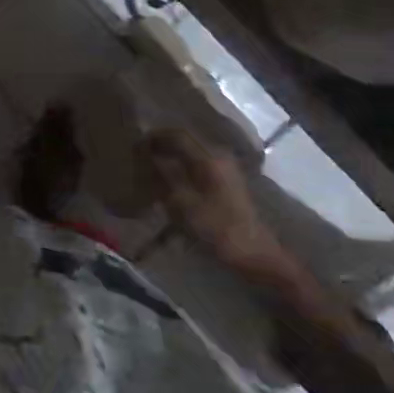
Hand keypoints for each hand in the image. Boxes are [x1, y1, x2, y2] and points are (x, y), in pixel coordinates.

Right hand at [139, 128, 283, 270]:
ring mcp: (227, 169)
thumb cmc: (219, 230)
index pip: (176, 134)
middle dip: (162, 145)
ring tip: (154, 168)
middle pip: (185, 140)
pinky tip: (173, 181)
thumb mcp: (183, 203)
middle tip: (141, 156)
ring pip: (192, 153)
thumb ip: (164, 175)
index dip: (154, 137)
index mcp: (208, 157)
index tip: (135, 145)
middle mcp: (219, 156)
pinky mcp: (229, 182)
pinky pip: (200, 164)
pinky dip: (184, 167)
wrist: (259, 258)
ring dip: (173, 157)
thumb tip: (148, 155)